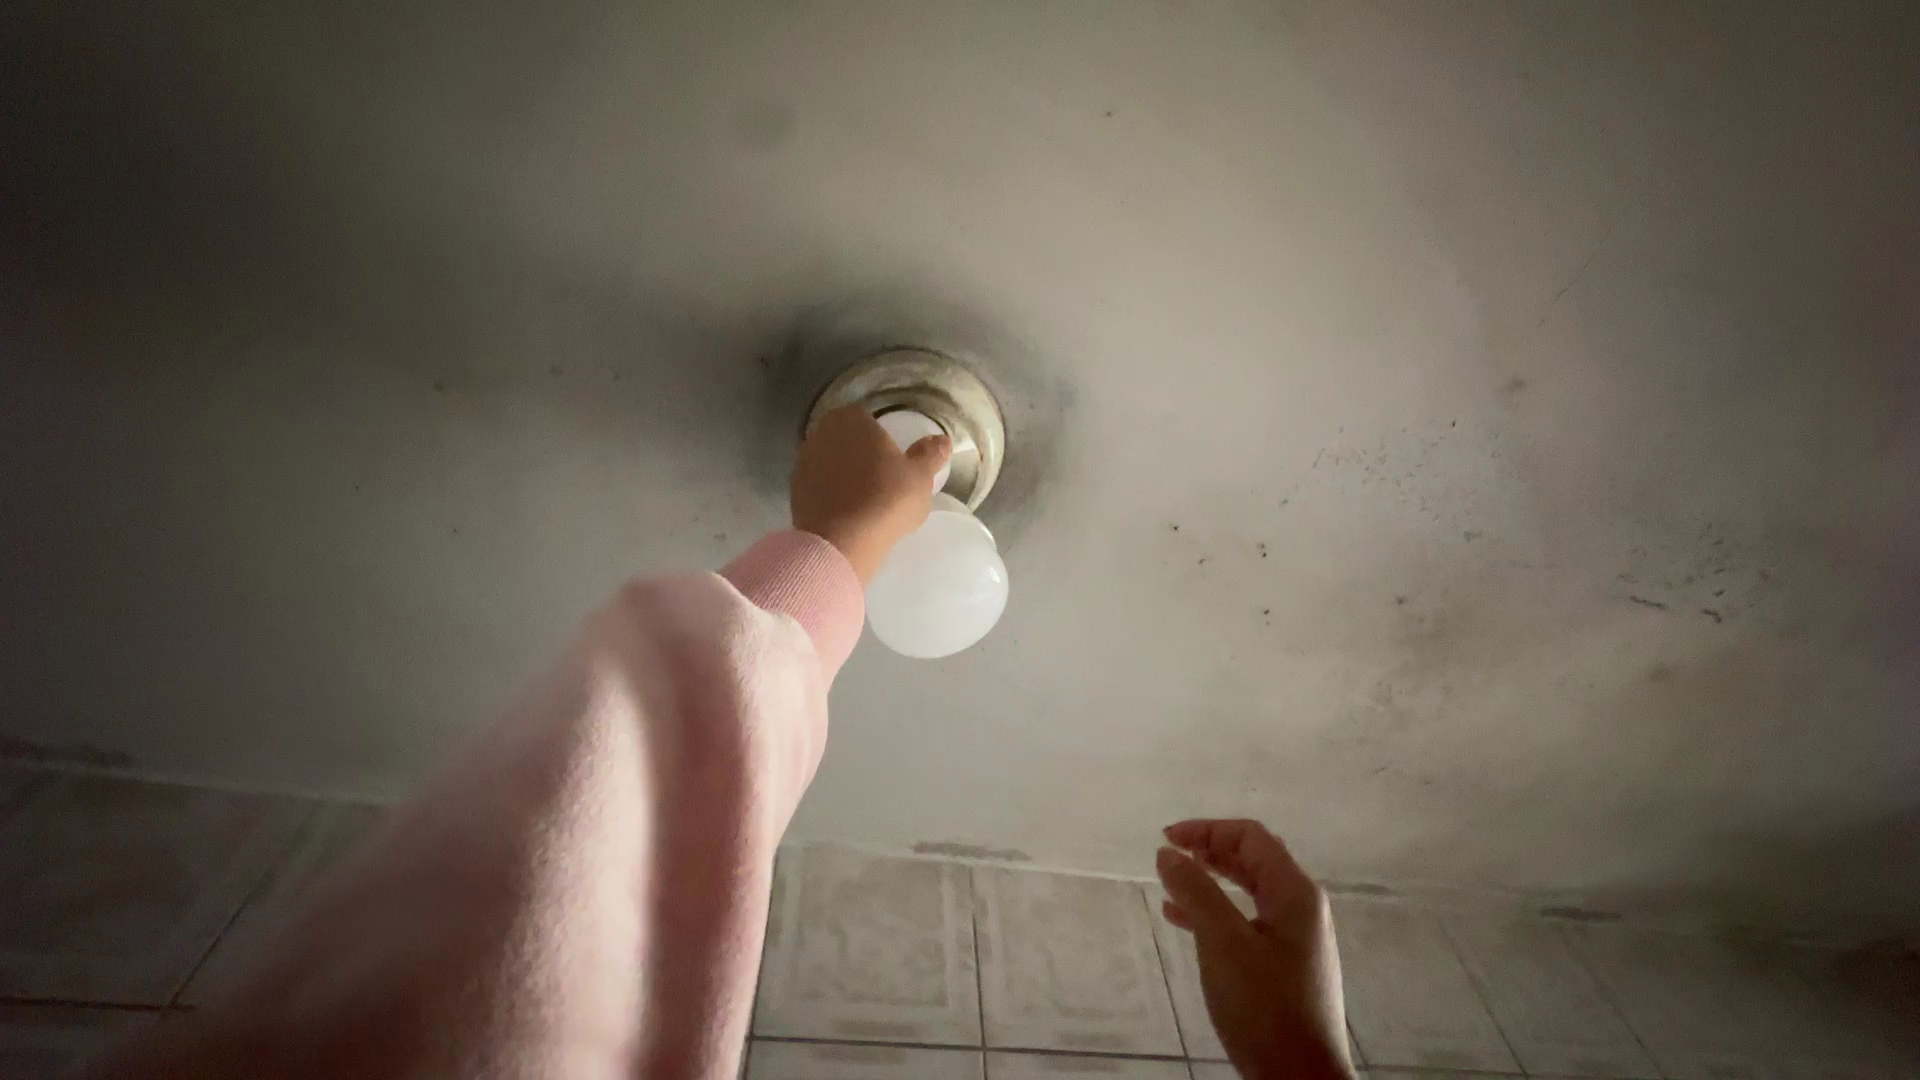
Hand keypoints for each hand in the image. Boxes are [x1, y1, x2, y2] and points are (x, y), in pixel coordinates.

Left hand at [792, 405, 951, 583]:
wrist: (842, 542)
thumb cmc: (887, 499)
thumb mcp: (920, 477)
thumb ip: (930, 454)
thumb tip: (942, 439)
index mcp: (851, 420)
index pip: (866, 418)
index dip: (879, 437)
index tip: (892, 459)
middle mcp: (821, 433)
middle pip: (845, 439)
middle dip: (859, 453)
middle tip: (881, 478)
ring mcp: (803, 462)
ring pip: (829, 462)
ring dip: (842, 474)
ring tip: (864, 498)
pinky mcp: (794, 491)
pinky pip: (818, 486)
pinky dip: (830, 494)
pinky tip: (846, 512)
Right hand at [1157, 819, 1353, 1079]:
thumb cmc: (1265, 1005)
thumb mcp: (1222, 941)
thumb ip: (1195, 890)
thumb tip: (1167, 853)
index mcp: (1295, 892)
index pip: (1250, 837)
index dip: (1207, 829)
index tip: (1167, 838)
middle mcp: (1300, 907)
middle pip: (1252, 859)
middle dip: (1208, 849)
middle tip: (1169, 853)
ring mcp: (1295, 937)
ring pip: (1246, 890)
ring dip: (1209, 879)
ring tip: (1171, 881)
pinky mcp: (1283, 964)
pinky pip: (1245, 919)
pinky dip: (1214, 910)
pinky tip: (1182, 919)